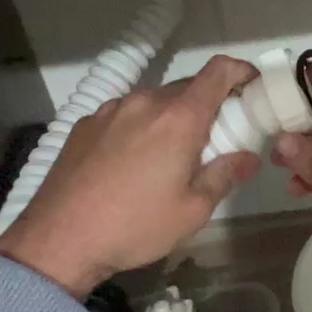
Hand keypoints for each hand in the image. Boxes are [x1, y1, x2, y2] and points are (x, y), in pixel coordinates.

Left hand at [0, 56, 262, 296]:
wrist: (58, 240)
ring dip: (172, 116)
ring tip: (171, 153)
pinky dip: (140, 127)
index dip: (241, 71)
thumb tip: (249, 158)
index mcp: (179, 118)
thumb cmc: (135, 225)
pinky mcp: (85, 124)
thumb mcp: (192, 210)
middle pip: (187, 87)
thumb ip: (224, 175)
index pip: (218, 72)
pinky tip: (132, 161)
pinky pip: (125, 115)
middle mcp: (145, 102)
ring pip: (154, 101)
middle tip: (216, 135)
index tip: (252, 85)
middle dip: (208, 103)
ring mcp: (110, 110)